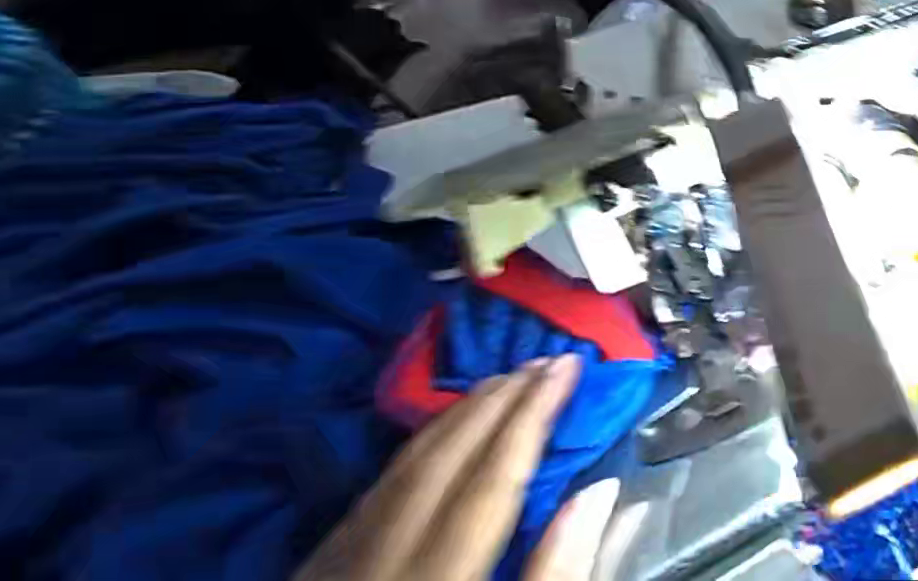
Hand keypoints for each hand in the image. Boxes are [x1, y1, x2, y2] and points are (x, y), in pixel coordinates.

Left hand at [295, 354, 616, 580]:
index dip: (534, 414)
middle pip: (448, 458)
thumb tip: (600, 491)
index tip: (570, 366)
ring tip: (509, 377)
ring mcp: (341, 565)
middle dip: (503, 398)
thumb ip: (556, 576)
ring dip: (464, 410)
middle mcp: (383, 563)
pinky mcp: (317, 571)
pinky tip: (447, 428)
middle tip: (547, 358)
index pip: (494, 478)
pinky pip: (379, 485)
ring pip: (408, 462)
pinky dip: (424, 442)